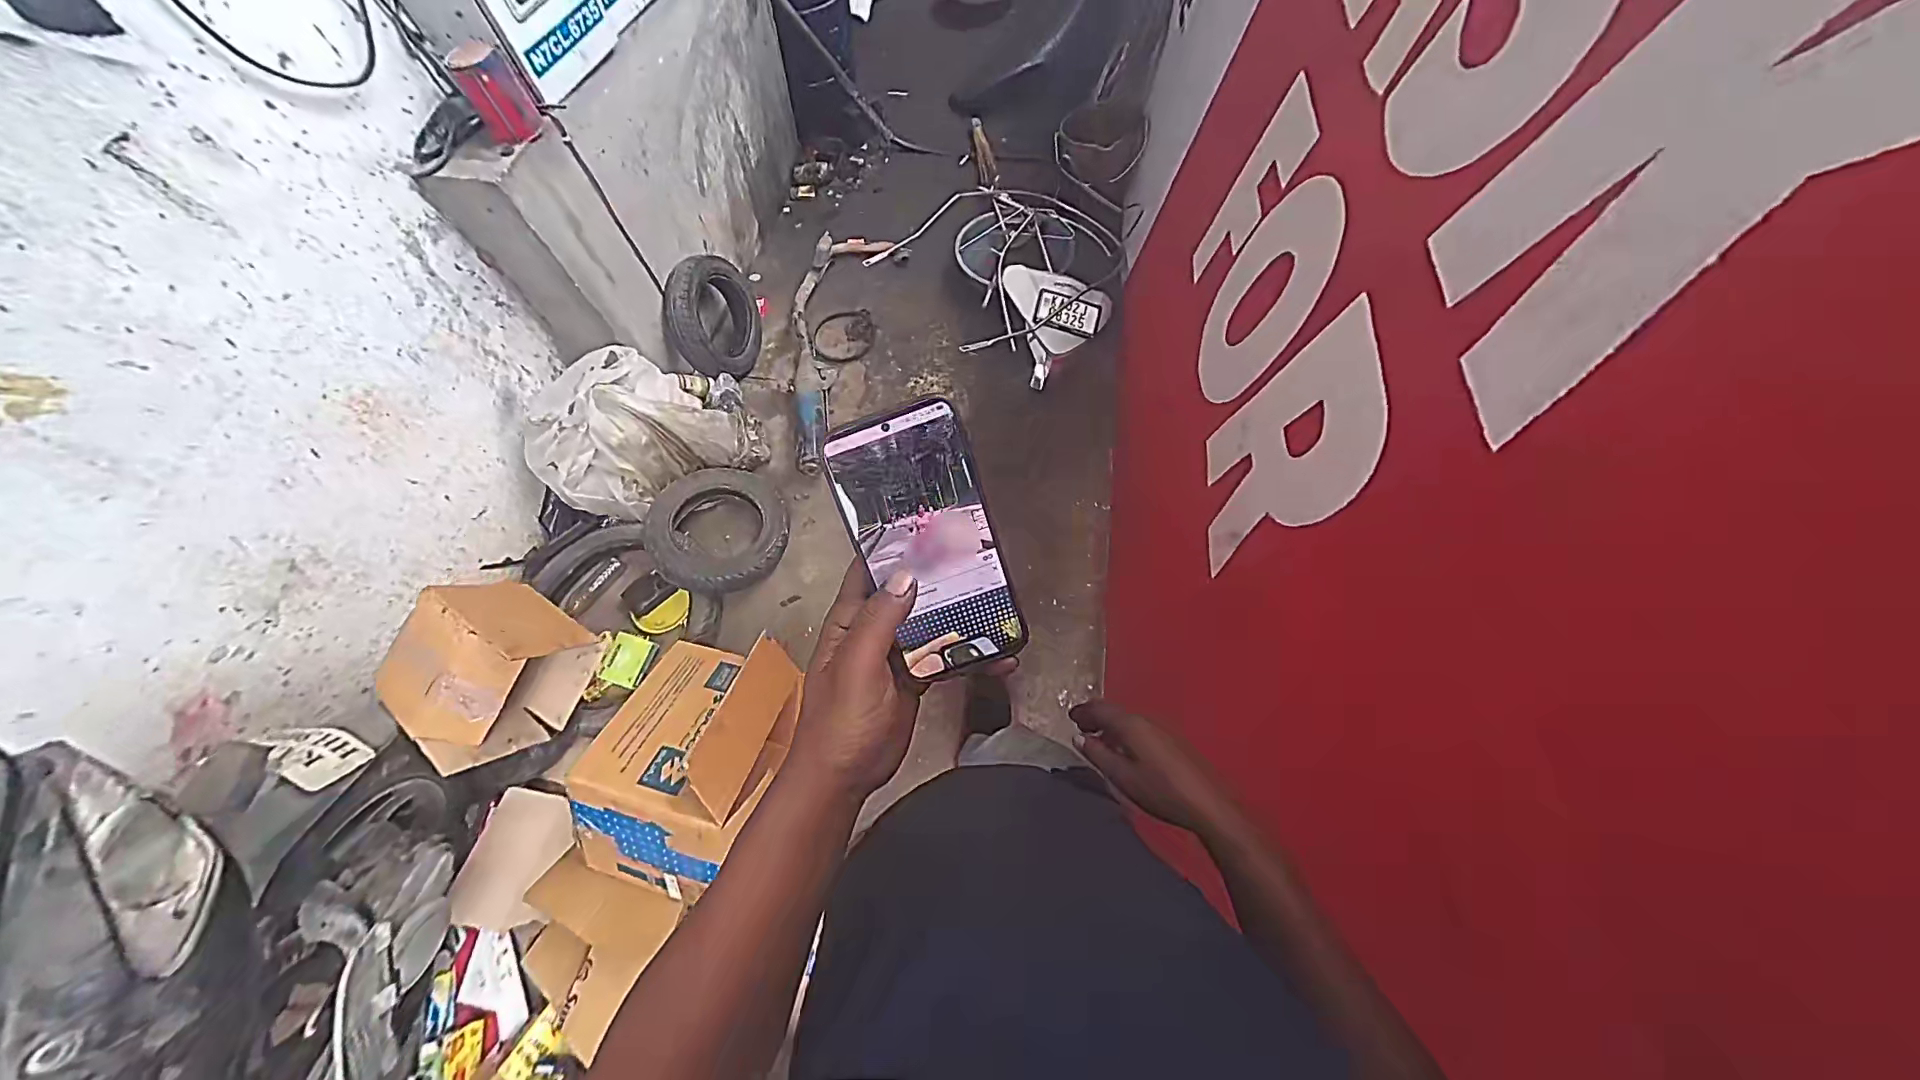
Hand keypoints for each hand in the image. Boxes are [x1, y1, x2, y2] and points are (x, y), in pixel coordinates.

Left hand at [788, 561, 1014, 799]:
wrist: (846, 777)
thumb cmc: (839, 723)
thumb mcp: (857, 665)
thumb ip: (879, 621)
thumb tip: (904, 577)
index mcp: (849, 622)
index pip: (867, 573)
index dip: (890, 549)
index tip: (922, 529)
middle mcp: (871, 632)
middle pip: (905, 595)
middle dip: (934, 579)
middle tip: (970, 560)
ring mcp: (894, 656)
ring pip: (928, 625)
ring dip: (956, 616)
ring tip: (991, 603)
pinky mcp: (913, 678)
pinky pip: (942, 659)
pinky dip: (966, 656)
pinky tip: (994, 657)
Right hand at [1070, 701, 1245, 836]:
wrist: (1205, 805)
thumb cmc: (1160, 791)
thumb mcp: (1122, 776)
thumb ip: (1098, 754)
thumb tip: (1079, 738)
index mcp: (1131, 725)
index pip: (1100, 709)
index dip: (1083, 711)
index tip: (1071, 717)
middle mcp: (1145, 721)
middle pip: (1114, 711)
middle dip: (1095, 715)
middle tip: (1080, 725)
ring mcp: (1160, 731)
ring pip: (1127, 720)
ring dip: (1109, 725)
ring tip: (1097, 738)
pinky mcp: (1170, 742)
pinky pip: (1139, 729)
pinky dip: (1123, 733)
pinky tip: (1122, 749)